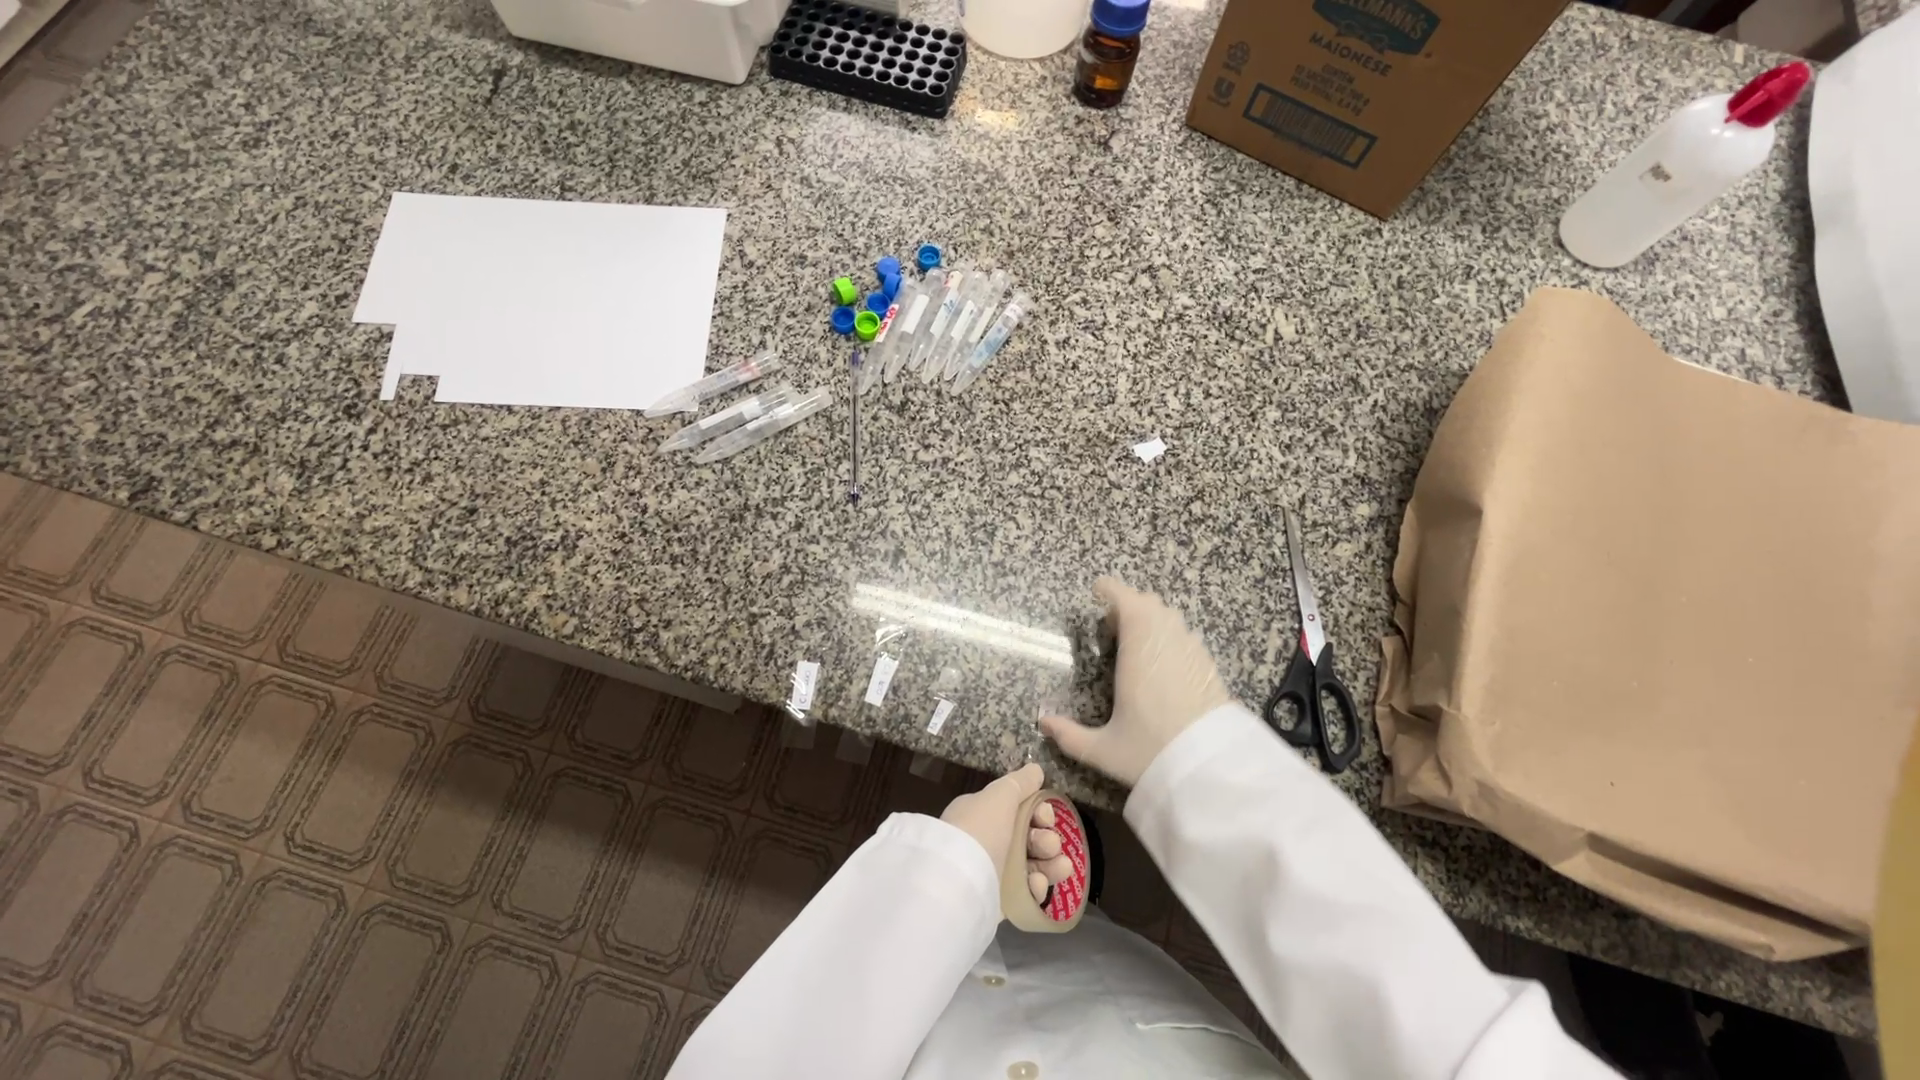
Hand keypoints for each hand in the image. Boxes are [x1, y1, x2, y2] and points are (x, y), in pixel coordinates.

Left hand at [940, 764, 1075, 904]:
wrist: (958, 883)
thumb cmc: (980, 831)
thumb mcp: (999, 796)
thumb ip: (1020, 782)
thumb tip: (1036, 770)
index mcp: (981, 814)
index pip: (1017, 809)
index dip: (1038, 811)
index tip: (1046, 817)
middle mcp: (985, 842)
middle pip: (1027, 838)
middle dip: (1047, 840)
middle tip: (1051, 845)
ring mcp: (991, 872)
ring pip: (1030, 865)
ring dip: (1050, 864)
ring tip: (1062, 867)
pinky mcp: (997, 901)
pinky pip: (1023, 892)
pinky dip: (1034, 887)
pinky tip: (1036, 885)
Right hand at [1040, 577, 1233, 785]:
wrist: (1213, 769)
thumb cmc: (1153, 752)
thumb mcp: (1105, 750)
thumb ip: (1071, 736)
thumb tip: (1043, 723)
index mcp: (1139, 651)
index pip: (1127, 602)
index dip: (1111, 590)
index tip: (1097, 590)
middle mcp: (1167, 642)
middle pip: (1149, 604)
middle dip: (1128, 605)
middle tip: (1110, 625)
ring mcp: (1192, 652)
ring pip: (1170, 618)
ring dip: (1150, 619)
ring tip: (1135, 642)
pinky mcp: (1209, 666)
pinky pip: (1185, 636)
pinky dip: (1169, 637)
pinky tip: (1162, 663)